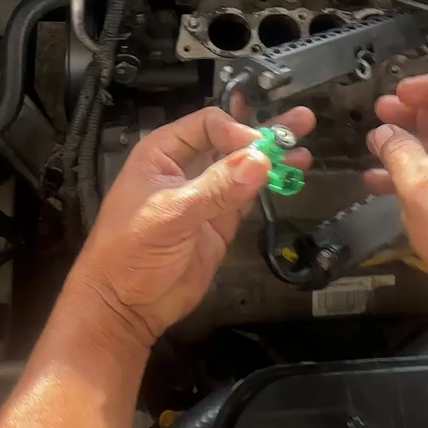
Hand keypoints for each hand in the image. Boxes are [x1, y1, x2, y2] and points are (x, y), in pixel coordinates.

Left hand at [62, 106, 313, 349]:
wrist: (123, 308)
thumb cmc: (130, 252)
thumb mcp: (171, 214)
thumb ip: (216, 188)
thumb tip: (260, 160)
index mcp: (162, 153)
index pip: (207, 125)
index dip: (236, 131)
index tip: (260, 147)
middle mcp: (185, 166)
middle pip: (230, 138)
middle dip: (264, 130)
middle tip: (301, 120)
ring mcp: (205, 194)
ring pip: (243, 165)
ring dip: (273, 155)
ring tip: (304, 144)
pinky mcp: (220, 221)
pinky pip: (248, 194)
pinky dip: (270, 183)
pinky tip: (292, 172)